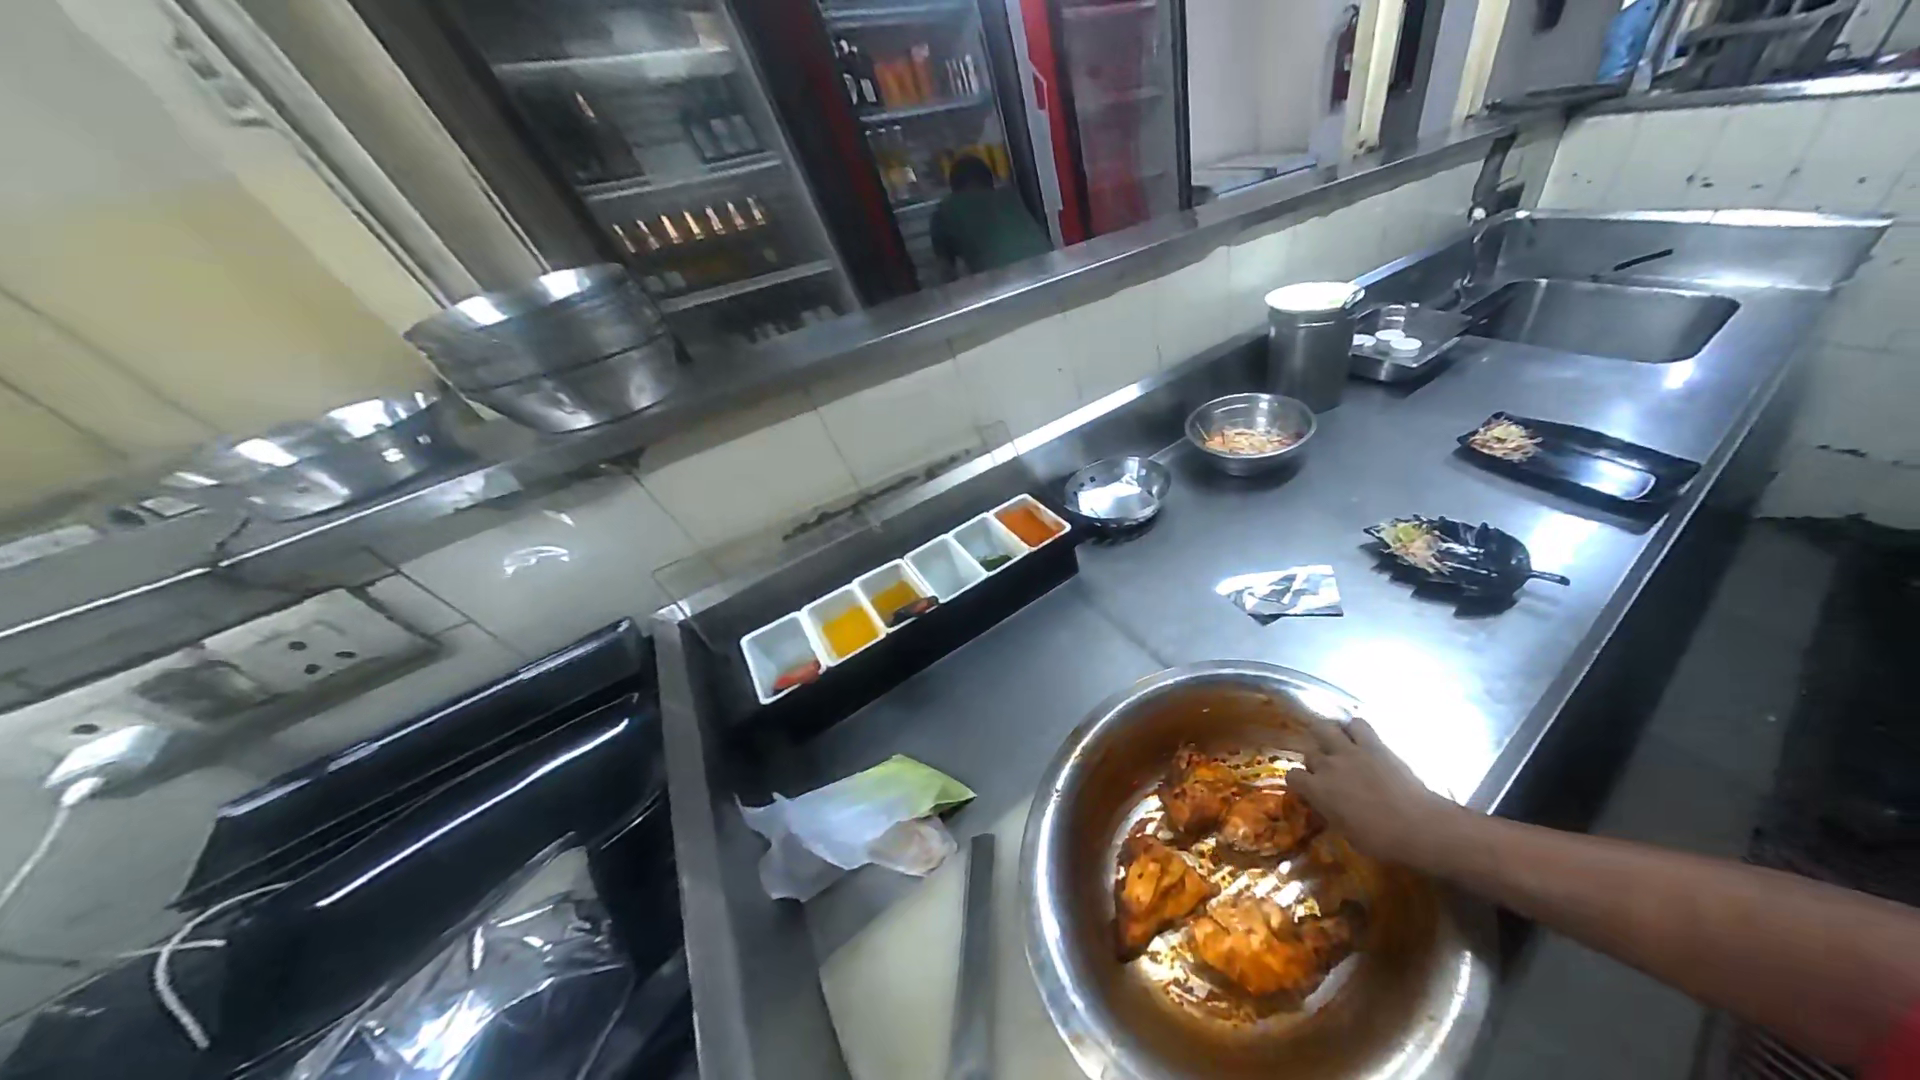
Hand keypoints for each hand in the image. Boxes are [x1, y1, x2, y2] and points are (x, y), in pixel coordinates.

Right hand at [1289, 714, 1462, 866]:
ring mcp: (1349, 751)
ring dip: (1326, 736)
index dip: (1300, 783)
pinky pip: (1357, 724)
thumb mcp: (1347, 833)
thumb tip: (1327, 808)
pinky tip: (1360, 737)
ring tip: (1336, 745)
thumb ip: (1331, 814)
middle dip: (1316, 762)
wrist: (1420, 827)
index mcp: (1317, 790)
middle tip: (1329, 773)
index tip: (1310, 791)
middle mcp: (1327, 765)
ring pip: (1323, 728)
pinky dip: (1355, 728)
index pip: (1292, 776)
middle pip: (1309, 753)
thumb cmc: (1381, 841)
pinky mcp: (1374, 744)